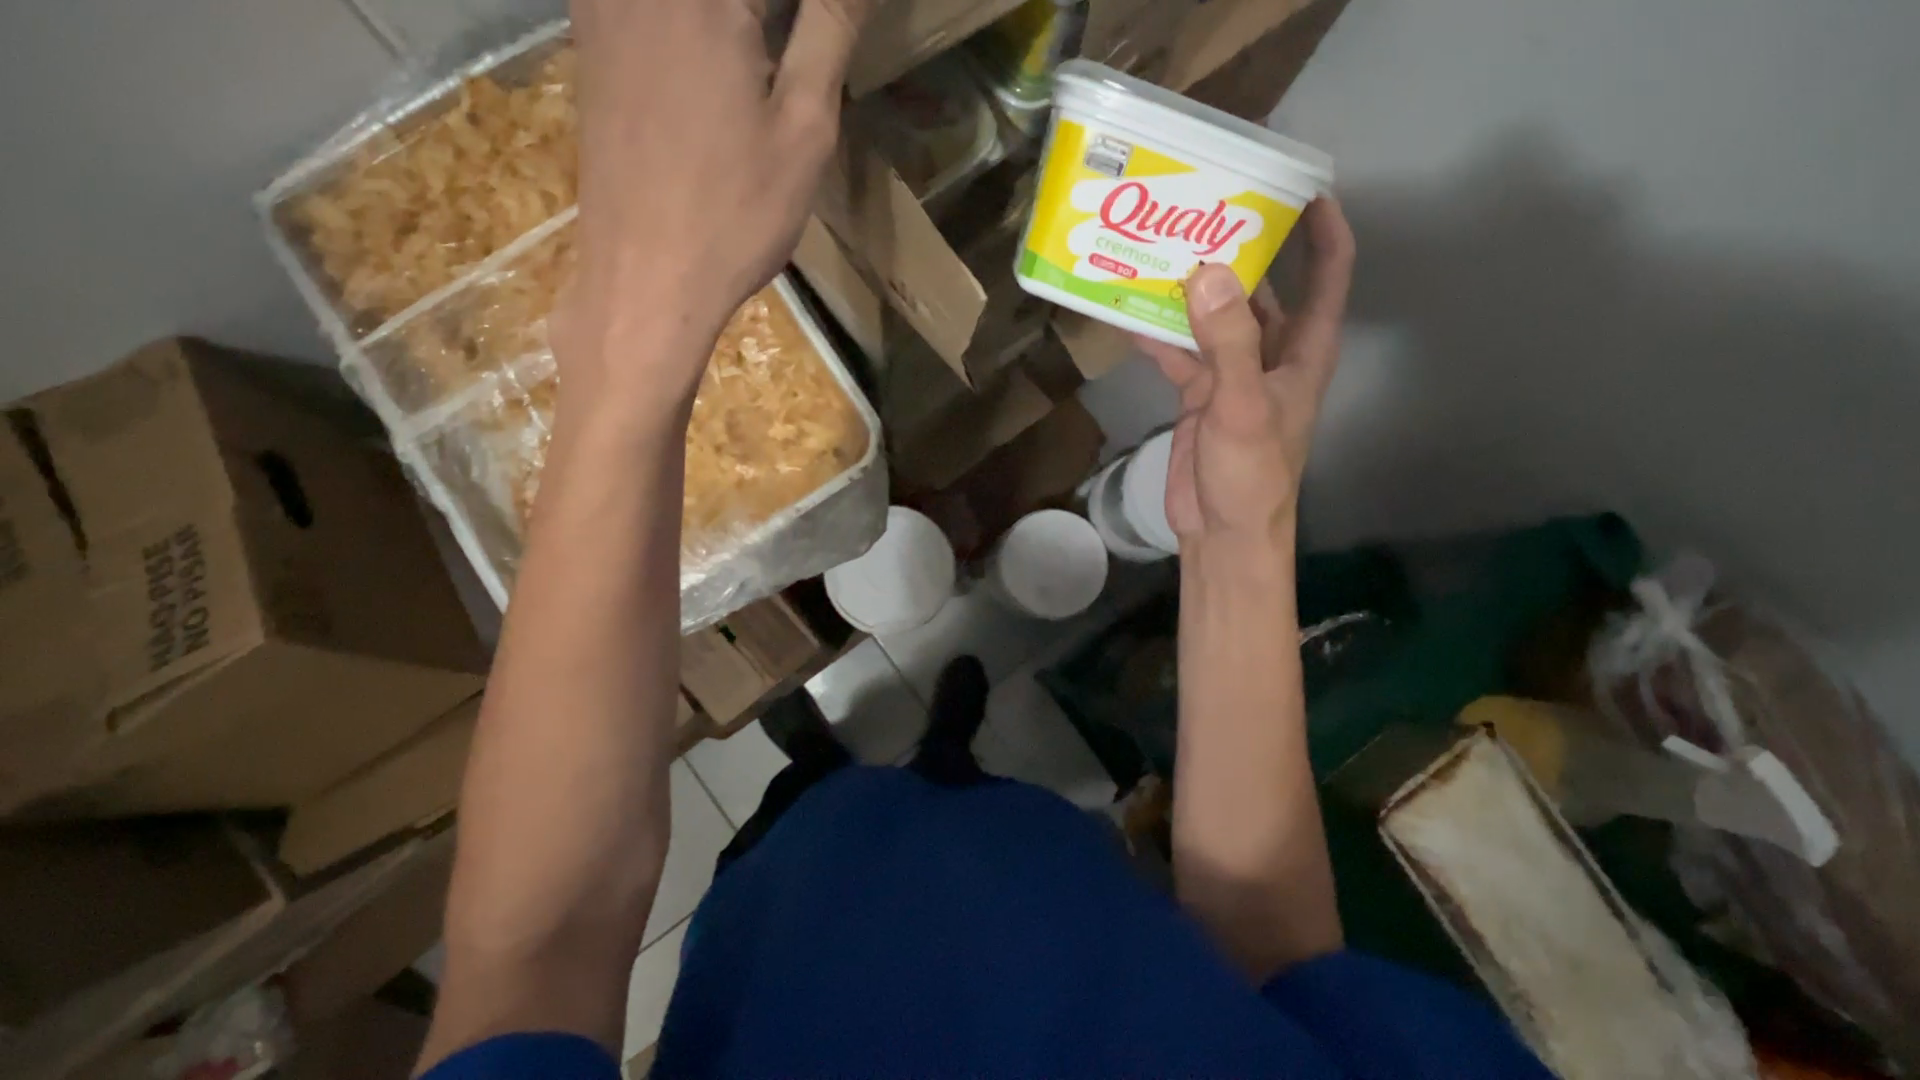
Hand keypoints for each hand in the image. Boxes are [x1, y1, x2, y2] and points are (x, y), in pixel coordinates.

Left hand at [555, 0, 868, 407]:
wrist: (643, 281)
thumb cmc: (736, 215)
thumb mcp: (804, 126)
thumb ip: (832, 24)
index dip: (816, 14)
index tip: (836, 32)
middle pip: (732, 0)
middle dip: (780, 19)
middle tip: (813, 42)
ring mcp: (603, 6)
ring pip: (695, 7)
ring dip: (743, 27)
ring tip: (782, 54)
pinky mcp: (591, 41)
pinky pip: (653, 11)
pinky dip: (699, 31)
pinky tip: (731, 63)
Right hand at [1135, 197, 1355, 548]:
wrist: (1222, 533)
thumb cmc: (1251, 474)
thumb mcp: (1242, 405)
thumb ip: (1227, 341)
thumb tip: (1205, 272)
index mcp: (1304, 349)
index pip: (1328, 272)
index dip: (1323, 227)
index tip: (1298, 184)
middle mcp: (1272, 352)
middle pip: (1262, 286)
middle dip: (1236, 248)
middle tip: (1199, 205)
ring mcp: (1233, 373)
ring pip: (1212, 316)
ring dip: (1188, 289)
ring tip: (1154, 247)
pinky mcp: (1200, 394)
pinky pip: (1179, 351)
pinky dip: (1156, 333)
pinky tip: (1124, 310)